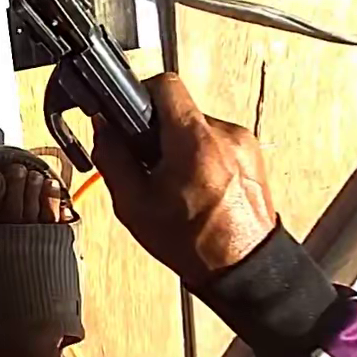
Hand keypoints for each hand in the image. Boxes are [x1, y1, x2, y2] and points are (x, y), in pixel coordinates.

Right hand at [91, 73, 276, 284]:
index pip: (164, 85)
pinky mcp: (253, 156)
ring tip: (170, 179)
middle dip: (156, 129)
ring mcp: (244, 144)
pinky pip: (216, 141)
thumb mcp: (133, 202)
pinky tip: (191, 184)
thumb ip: (112, 157)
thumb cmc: (193, 243)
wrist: (243, 270)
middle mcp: (225, 135)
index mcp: (194, 142)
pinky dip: (199, 155)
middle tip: (145, 160)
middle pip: (178, 108)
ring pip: (196, 125)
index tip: (129, 112)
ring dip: (178, 143)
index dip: (139, 93)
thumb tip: (103, 128)